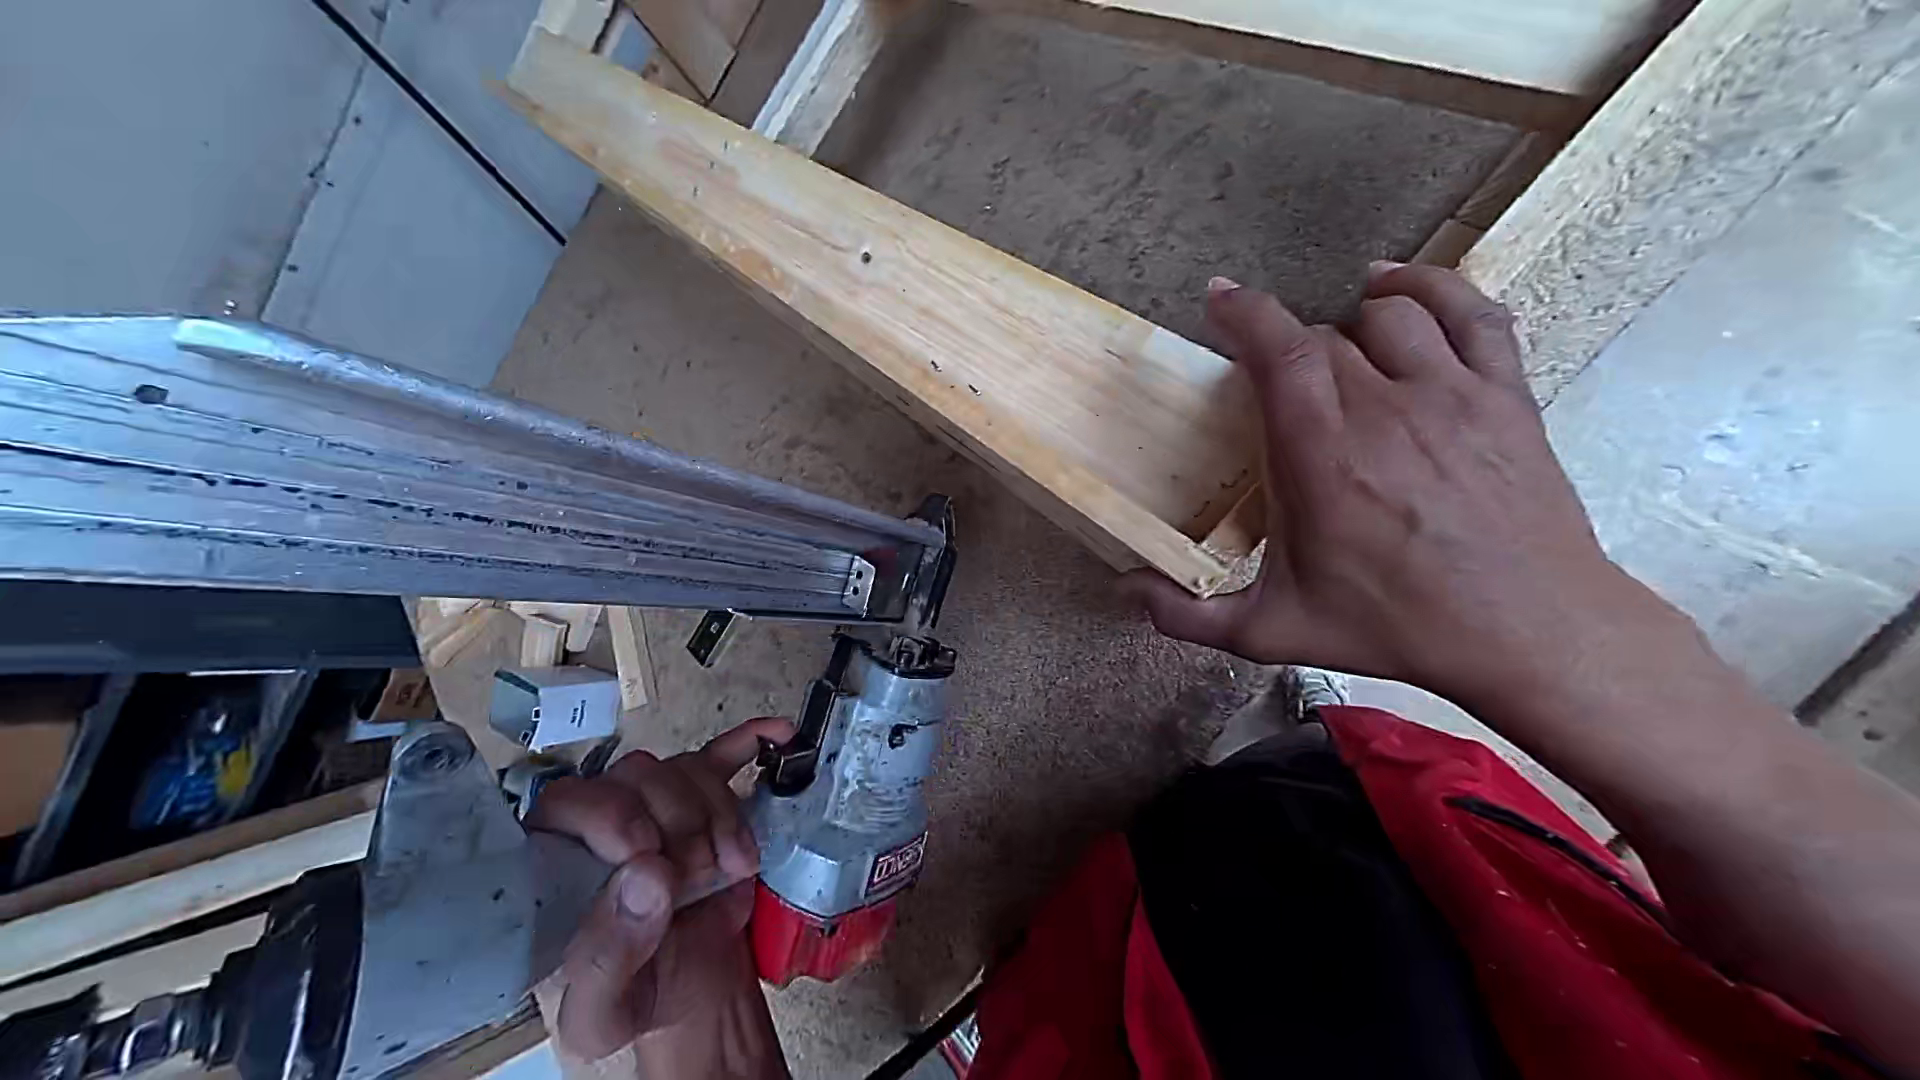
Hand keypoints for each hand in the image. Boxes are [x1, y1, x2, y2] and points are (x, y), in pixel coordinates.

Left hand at [528, 717, 792, 1072]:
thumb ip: (610, 955)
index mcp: (561, 864)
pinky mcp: (709, 797)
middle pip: (636, 776)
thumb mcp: (605, 1012)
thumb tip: (646, 875)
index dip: (607, 814)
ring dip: (719, 812)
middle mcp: (607, 820)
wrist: (697, 985)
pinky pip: (728, 753)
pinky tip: (778, 734)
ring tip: (735, 865)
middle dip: (678, 823)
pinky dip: (752, 739)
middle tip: (700, 876)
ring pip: (686, 768)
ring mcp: (663, 803)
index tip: (646, 852)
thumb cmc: (639, 996)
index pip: (566, 805)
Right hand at [1121, 263, 1680, 712]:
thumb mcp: (1273, 632)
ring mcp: (1452, 395)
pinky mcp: (1504, 395)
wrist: (1529, 631)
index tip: (1218, 298)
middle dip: (1285, 345)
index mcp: (1322, 458)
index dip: (1245, 314)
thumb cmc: (1394, 626)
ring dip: (1346, 318)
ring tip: (1327, 335)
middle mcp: (1385, 411)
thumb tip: (1126, 592)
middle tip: (1268, 376)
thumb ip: (1189, 616)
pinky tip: (1396, 290)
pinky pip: (1470, 312)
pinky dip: (1431, 287)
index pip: (1281, 354)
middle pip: (1324, 339)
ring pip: (1389, 316)